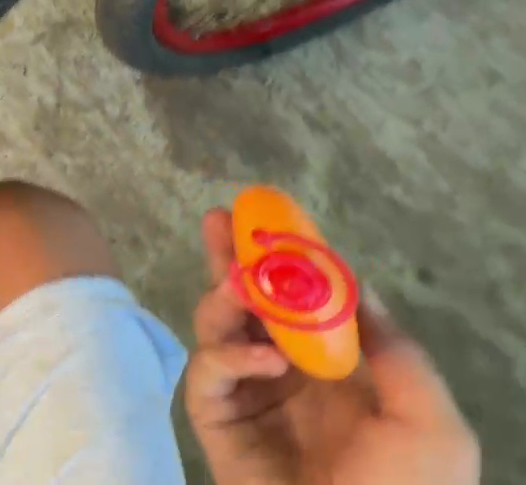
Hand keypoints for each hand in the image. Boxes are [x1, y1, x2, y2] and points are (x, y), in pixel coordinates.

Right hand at [184, 207, 478, 484]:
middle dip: (233, 255)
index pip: (305, 299)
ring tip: (238, 283)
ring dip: (225, 295)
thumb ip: (397, 354)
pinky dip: (230, 354)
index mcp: (338, 369)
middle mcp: (285, 367)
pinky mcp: (213, 409)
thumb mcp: (433, 426)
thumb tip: (351, 283)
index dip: (290, 258)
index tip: (276, 217)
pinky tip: (262, 358)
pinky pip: (211, 368)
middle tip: (220, 217)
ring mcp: (245, 386)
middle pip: (249, 298)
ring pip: (220, 320)